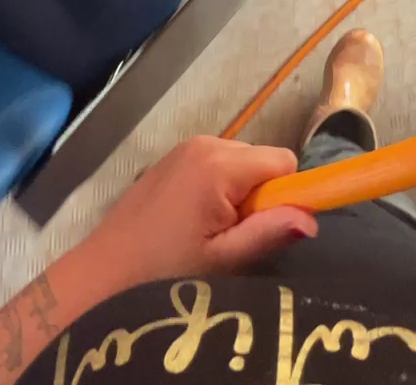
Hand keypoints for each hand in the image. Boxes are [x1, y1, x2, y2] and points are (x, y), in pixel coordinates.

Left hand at [64, 137, 317, 290]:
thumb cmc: (164, 270)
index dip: (285, 195)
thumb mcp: (222, 261)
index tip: (267, 228)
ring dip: (239, 194)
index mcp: (218, 164)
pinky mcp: (174, 157)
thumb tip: (312, 218)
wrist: (103, 272)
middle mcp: (205, 143)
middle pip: (262, 160)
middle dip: (261, 196)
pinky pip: (218, 164)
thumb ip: (267, 233)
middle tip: (232, 236)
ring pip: (241, 162)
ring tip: (211, 231)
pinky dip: (219, 188)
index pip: (283, 161)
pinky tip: (195, 220)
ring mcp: (186, 147)